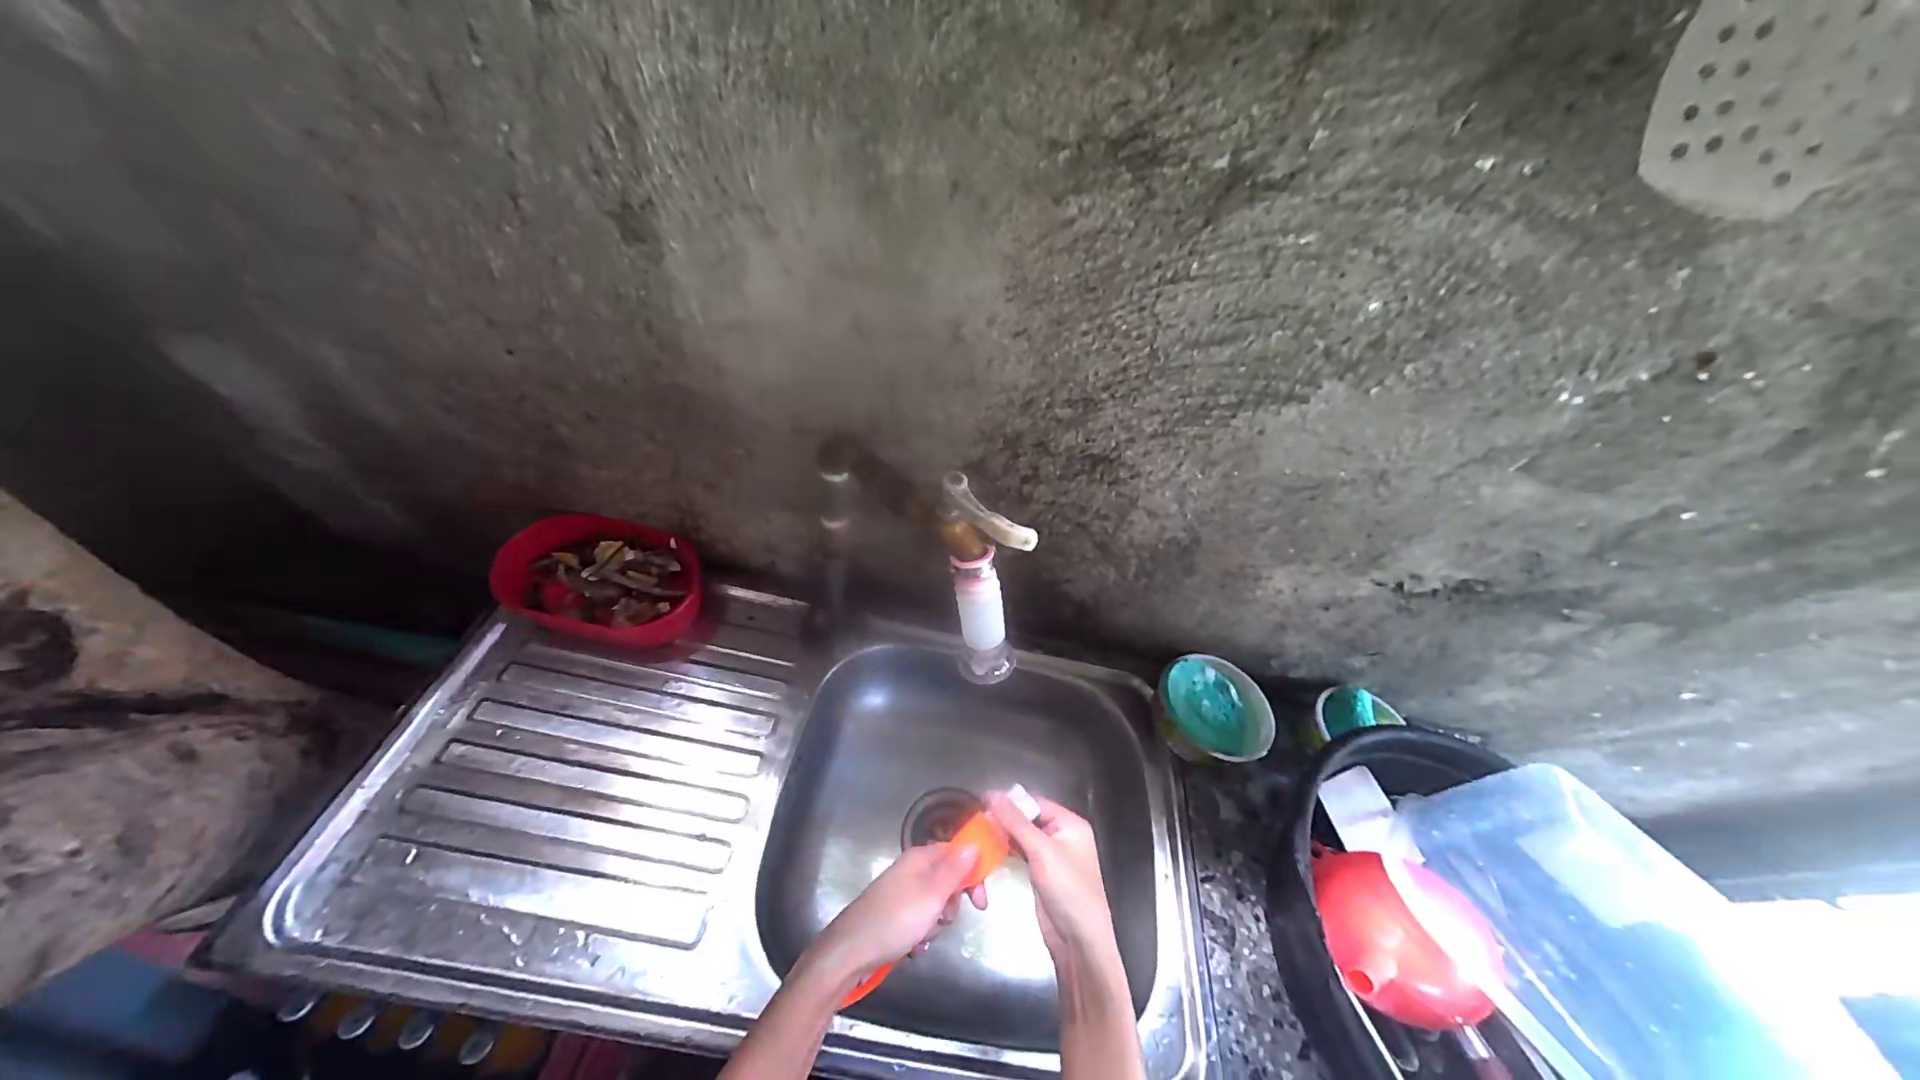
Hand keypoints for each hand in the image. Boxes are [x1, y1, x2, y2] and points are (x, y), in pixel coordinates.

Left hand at [808, 842, 981, 979]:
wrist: (851, 951)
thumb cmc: (896, 919)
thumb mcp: (933, 894)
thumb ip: (956, 869)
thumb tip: (974, 842)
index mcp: (920, 858)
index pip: (957, 853)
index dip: (972, 874)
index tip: (980, 902)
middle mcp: (911, 870)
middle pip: (948, 879)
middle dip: (952, 904)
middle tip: (945, 919)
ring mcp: (902, 892)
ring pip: (936, 903)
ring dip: (936, 923)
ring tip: (923, 935)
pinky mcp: (895, 914)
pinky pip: (920, 920)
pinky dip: (921, 933)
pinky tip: (913, 947)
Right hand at [984, 791, 1119, 962]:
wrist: (1079, 941)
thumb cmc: (1068, 889)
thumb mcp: (1041, 851)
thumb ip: (1015, 822)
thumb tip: (991, 793)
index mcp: (1070, 824)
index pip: (1035, 803)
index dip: (1010, 802)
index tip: (981, 802)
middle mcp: (1062, 836)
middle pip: (1027, 819)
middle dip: (1004, 819)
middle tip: (975, 821)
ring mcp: (1051, 856)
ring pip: (1022, 837)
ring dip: (1003, 836)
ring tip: (978, 835)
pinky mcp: (1041, 874)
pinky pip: (1021, 854)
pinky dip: (1006, 851)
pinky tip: (989, 851)